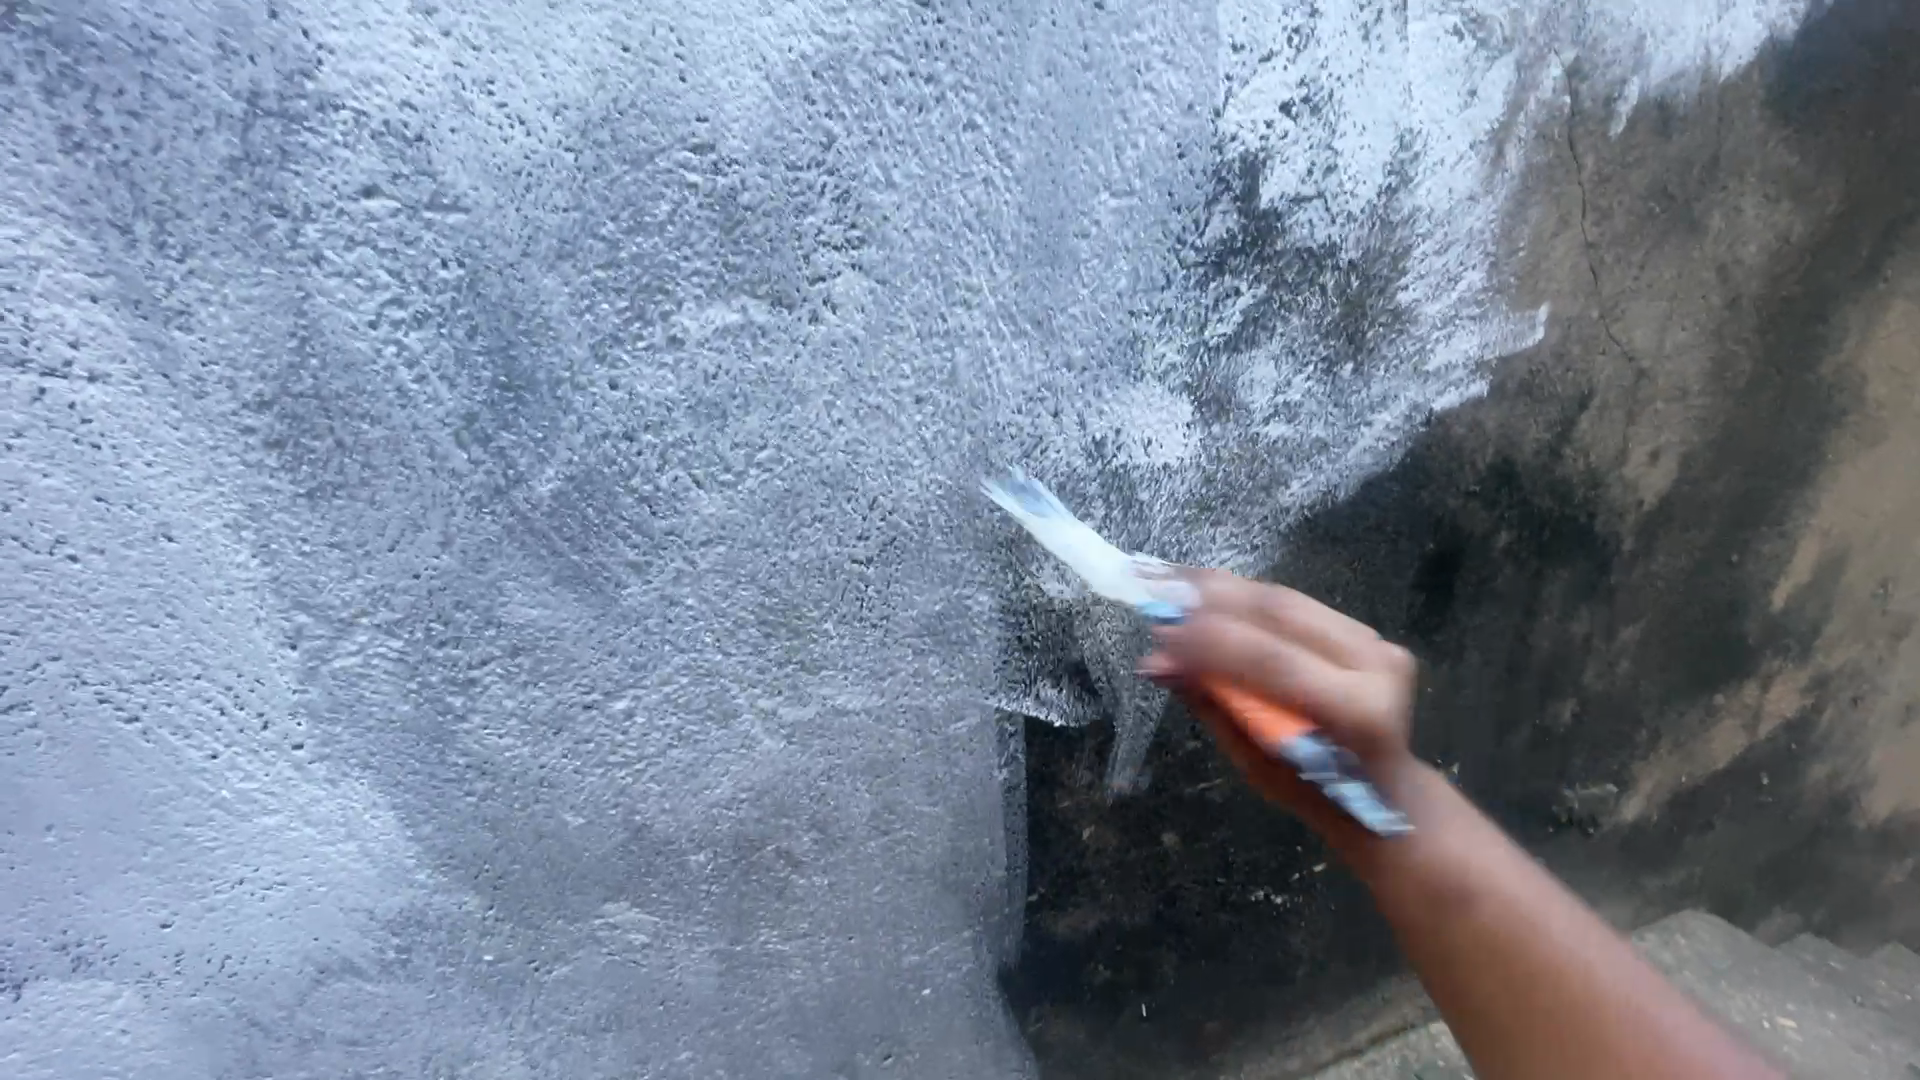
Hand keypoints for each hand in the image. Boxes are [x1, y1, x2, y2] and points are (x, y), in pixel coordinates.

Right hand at [1139, 571, 1418, 819]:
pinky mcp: (1360, 627)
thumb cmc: (1313, 788)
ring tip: (1168, 580)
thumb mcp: (1254, 761)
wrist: (1382, 788)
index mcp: (1356, 711)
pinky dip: (1240, 595)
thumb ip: (1213, 704)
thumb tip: (1156, 664)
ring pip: (1280, 598)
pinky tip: (1202, 588)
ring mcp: (1371, 639)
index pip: (1272, 661)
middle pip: (1277, 614)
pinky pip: (1288, 602)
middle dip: (1208, 601)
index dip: (1210, 642)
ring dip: (1219, 589)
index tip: (1158, 632)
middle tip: (1155, 591)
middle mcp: (1372, 664)